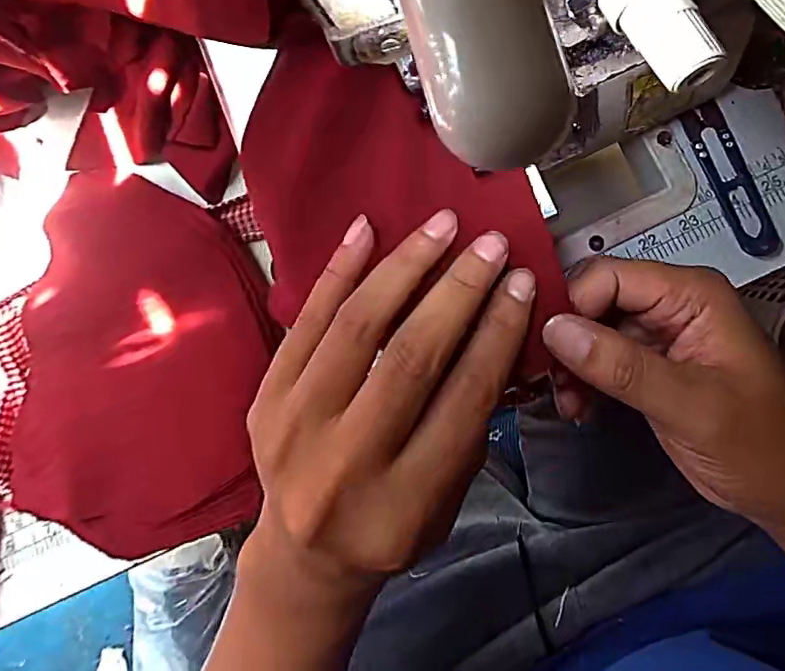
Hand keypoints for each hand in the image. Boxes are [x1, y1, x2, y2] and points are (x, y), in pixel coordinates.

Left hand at [238, 209, 533, 616]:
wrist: (304, 557)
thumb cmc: (390, 527)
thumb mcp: (447, 496)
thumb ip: (470, 419)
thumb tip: (494, 323)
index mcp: (404, 502)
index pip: (464, 397)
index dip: (498, 330)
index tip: (520, 283)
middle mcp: (345, 464)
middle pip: (412, 355)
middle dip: (459, 289)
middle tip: (489, 245)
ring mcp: (295, 427)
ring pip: (358, 325)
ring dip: (405, 265)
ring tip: (440, 226)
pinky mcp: (265, 398)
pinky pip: (307, 320)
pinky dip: (340, 269)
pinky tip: (367, 230)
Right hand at [541, 258, 784, 535]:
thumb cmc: (763, 446)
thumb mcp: (691, 406)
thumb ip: (621, 365)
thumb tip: (555, 329)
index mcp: (691, 293)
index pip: (610, 275)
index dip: (573, 305)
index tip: (545, 348)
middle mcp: (672, 302)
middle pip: (596, 297)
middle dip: (567, 335)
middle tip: (548, 379)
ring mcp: (660, 332)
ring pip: (592, 327)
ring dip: (572, 361)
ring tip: (566, 401)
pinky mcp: (651, 362)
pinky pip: (602, 354)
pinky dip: (584, 377)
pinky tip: (578, 405)